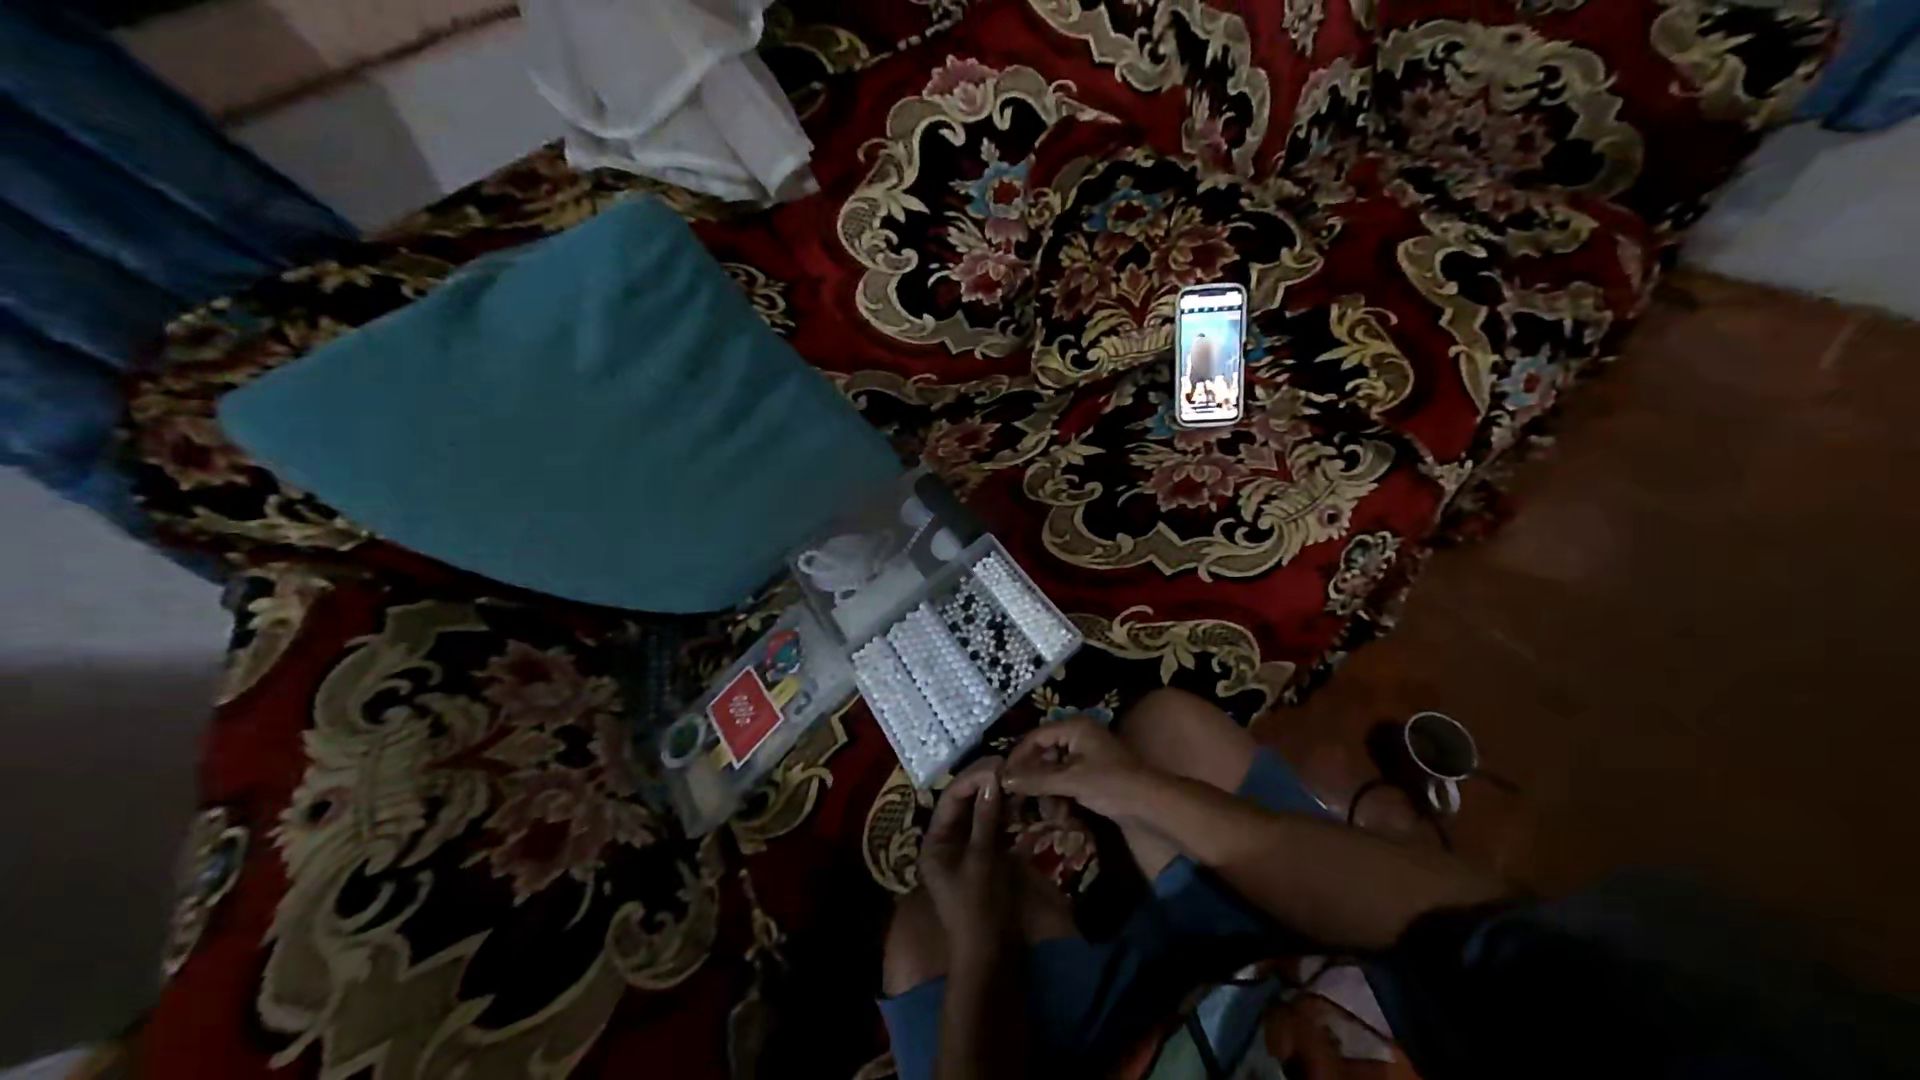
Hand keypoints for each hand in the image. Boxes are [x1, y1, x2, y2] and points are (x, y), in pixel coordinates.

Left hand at [918, 757, 1016, 963]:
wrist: (990, 956)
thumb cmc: (979, 909)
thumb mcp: (982, 862)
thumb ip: (985, 820)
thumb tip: (992, 780)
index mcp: (935, 841)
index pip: (951, 798)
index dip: (973, 779)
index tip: (998, 764)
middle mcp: (947, 841)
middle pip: (964, 802)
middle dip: (984, 784)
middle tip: (1010, 767)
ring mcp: (966, 849)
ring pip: (979, 813)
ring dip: (996, 797)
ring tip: (1016, 780)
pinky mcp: (985, 857)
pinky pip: (991, 827)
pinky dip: (1003, 814)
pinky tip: (1019, 803)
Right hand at [1001, 717, 1150, 820]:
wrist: (1151, 805)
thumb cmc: (1111, 784)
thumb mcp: (1071, 781)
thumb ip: (1036, 779)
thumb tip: (1003, 779)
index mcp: (1074, 727)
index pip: (1036, 736)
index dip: (1018, 757)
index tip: (1004, 778)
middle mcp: (1078, 736)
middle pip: (1044, 753)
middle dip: (1035, 779)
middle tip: (1020, 798)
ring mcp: (1086, 755)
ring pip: (1054, 770)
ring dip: (1048, 792)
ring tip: (1049, 813)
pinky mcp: (1092, 773)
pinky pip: (1066, 780)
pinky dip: (1061, 796)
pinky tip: (1061, 815)